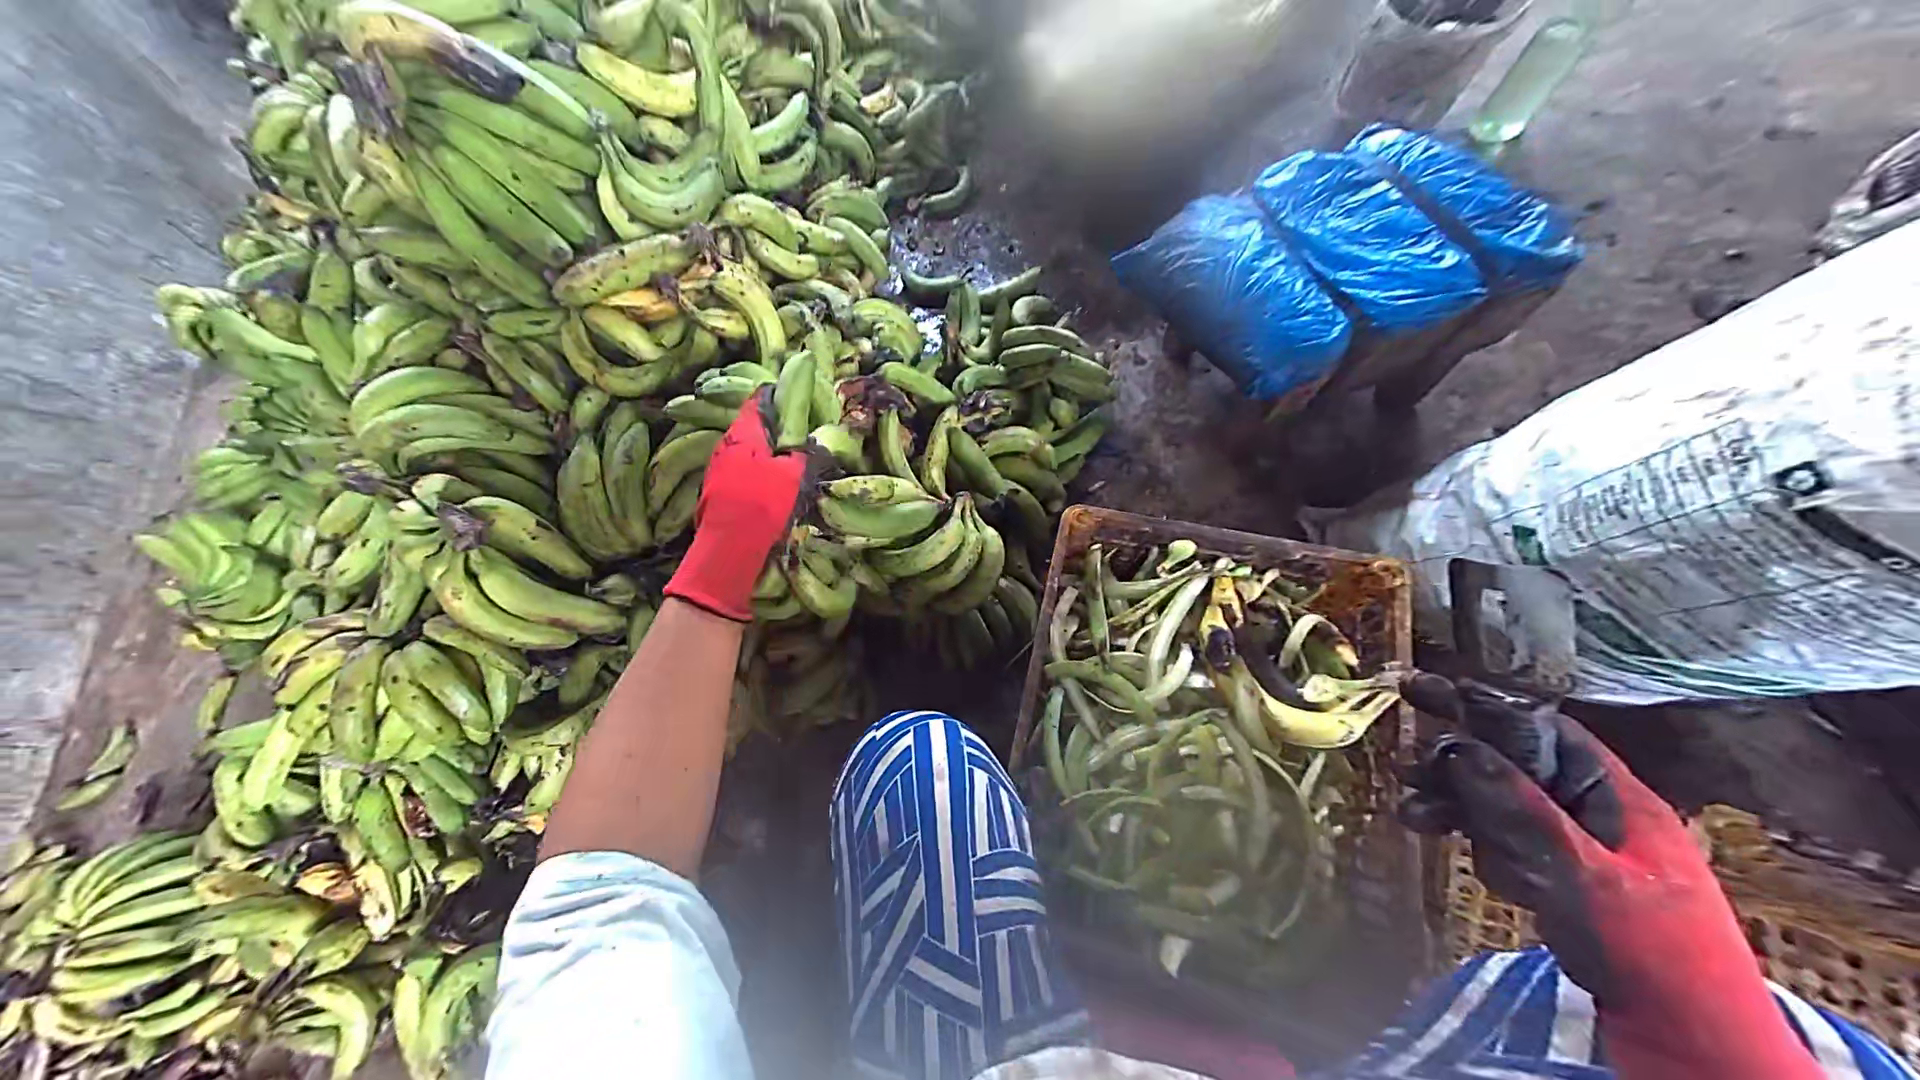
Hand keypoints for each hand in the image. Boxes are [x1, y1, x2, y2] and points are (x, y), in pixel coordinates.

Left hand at [663, 389, 807, 620]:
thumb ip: (802, 452)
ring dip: (762, 448)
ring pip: (744, 448)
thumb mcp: (793, 474)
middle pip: (750, 425)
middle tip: (796, 429)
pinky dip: (754, 467)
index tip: (795, 396)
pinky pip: (739, 467)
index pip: (759, 400)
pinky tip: (767, 480)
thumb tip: (814, 441)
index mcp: (743, 432)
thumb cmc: (763, 502)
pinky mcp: (715, 487)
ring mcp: (717, 466)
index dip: (777, 395)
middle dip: (772, 426)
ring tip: (785, 456)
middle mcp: (725, 443)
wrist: (730, 545)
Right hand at [1399, 675, 1821, 1079]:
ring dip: (1451, 804)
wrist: (1690, 1042)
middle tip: (1406, 760)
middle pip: (1506, 762)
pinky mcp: (1551, 869)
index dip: (1478, 704)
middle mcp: (1587, 807)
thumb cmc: (1650, 953)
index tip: (1419, 689)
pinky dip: (1470, 838)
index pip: (1539, 728)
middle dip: (1453, 761)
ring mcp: (1569, 839)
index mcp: (1614, 795)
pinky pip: (1497, 835)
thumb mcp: (1584, 878)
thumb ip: (1520, 811)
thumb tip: (1457, 747)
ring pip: (1494, 800)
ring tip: (1415, 815)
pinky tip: (1454, 851)